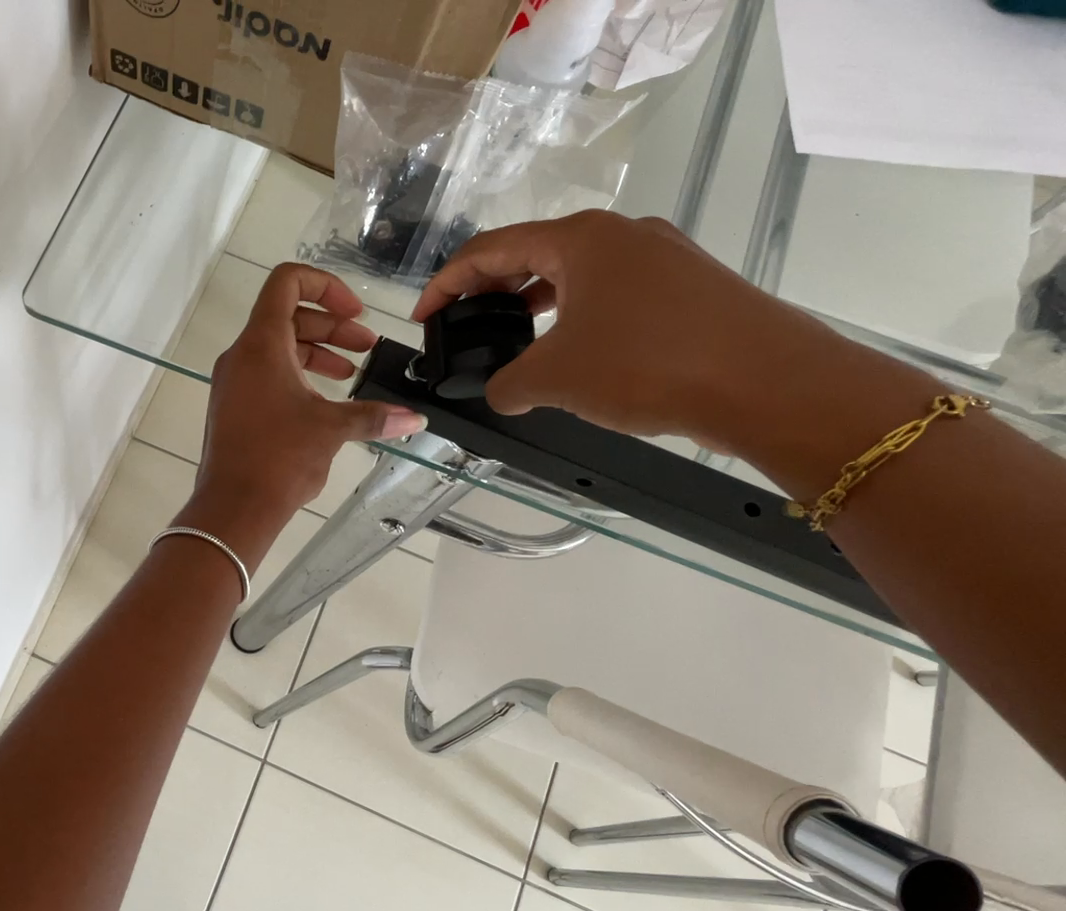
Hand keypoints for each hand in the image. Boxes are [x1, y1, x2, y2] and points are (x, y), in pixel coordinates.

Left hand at [180, 263, 424, 564]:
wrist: (233, 506)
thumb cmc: (279, 458)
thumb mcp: (332, 429)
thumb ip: (374, 416)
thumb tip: (414, 419)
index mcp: (260, 345)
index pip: (287, 282)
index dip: (325, 285)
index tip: (355, 312)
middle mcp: (241, 356)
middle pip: (288, 317)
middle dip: (332, 327)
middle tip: (367, 347)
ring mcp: (233, 382)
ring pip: (278, 348)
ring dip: (317, 352)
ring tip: (351, 374)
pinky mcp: (232, 407)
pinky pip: (266, 374)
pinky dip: (297, 375)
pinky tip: (324, 401)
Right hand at [411, 211, 936, 459]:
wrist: (769, 383)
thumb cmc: (646, 364)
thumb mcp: (552, 379)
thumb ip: (507, 384)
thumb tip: (502, 392)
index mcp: (580, 239)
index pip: (489, 249)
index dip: (445, 284)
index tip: (424, 318)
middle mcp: (621, 235)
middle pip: (532, 252)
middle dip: (488, 290)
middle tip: (462, 326)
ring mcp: (661, 257)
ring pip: (574, 272)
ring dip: (532, 303)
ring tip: (510, 338)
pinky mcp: (687, 287)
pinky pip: (610, 292)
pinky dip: (574, 315)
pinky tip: (571, 351)